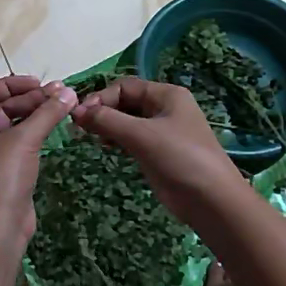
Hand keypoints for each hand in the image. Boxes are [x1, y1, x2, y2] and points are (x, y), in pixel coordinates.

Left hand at [0, 75, 77, 250]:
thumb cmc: (1, 180)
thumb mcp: (23, 141)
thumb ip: (46, 113)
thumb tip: (68, 92)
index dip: (11, 84)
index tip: (39, 84)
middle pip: (1, 109)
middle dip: (29, 99)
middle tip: (58, 95)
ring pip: (12, 127)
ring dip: (34, 115)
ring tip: (61, 107)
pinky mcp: (5, 174)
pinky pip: (19, 145)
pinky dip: (35, 134)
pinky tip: (54, 128)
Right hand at [70, 77, 242, 227]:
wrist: (210, 199)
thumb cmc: (179, 158)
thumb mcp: (141, 135)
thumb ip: (107, 120)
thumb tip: (75, 111)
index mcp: (166, 95)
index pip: (124, 86)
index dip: (100, 98)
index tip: (79, 116)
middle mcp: (164, 108)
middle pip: (124, 102)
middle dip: (102, 112)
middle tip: (80, 129)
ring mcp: (161, 131)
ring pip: (126, 121)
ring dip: (106, 126)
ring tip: (90, 138)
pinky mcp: (157, 151)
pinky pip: (131, 138)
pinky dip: (116, 140)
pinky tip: (106, 148)